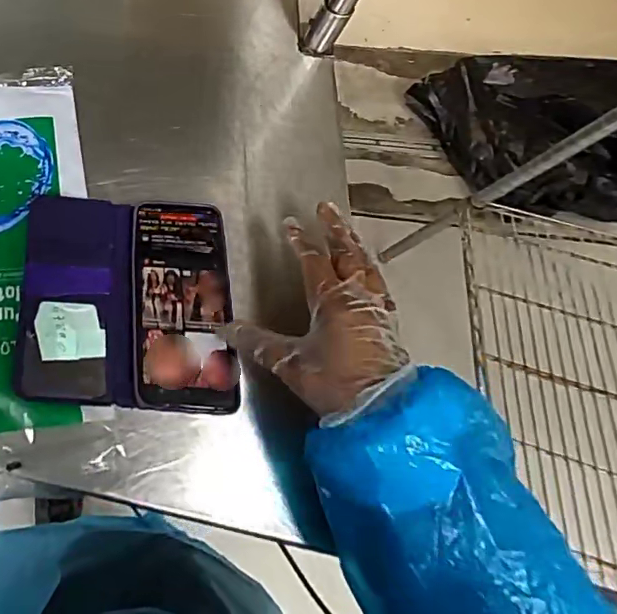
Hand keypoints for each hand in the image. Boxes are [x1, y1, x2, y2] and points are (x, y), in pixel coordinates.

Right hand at [221, 202, 410, 420]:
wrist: (381, 409)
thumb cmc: (335, 382)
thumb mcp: (291, 363)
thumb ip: (259, 343)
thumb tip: (227, 328)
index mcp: (331, 298)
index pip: (313, 259)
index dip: (300, 240)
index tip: (291, 224)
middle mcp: (356, 294)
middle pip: (346, 251)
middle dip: (334, 227)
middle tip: (326, 207)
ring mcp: (376, 305)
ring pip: (366, 263)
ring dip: (355, 243)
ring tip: (348, 230)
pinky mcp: (388, 320)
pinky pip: (380, 282)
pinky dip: (372, 268)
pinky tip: (372, 272)